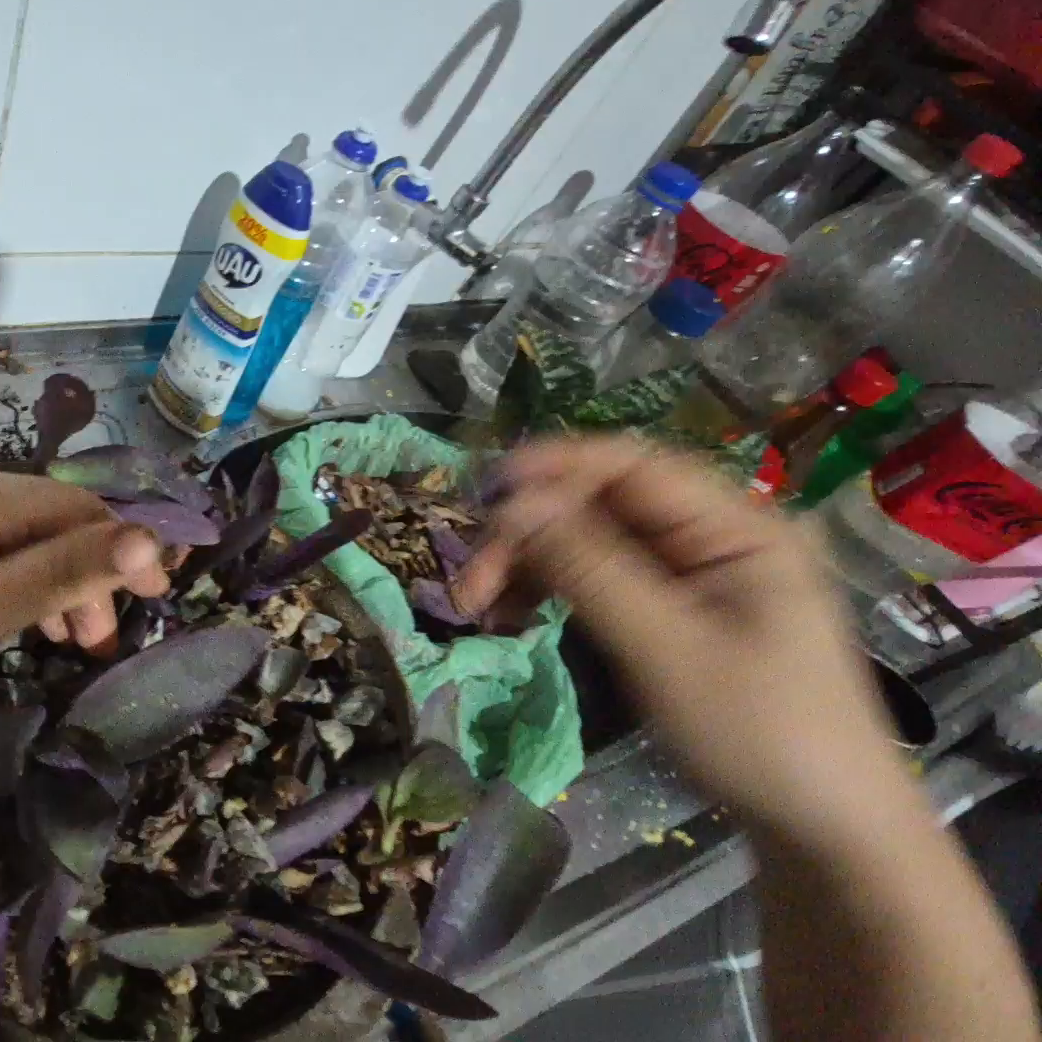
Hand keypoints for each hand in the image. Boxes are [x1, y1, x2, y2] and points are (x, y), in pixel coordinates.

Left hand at [0, 456, 169, 734]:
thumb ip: (58, 576)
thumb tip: (147, 539)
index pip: (80, 504)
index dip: (127, 547)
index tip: (157, 603)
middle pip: (42, 517)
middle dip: (82, 575)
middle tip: (90, 647)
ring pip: (4, 532)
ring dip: (39, 581)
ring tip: (51, 643)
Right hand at [453, 438, 902, 826]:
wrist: (822, 827)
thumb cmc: (759, 734)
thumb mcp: (665, 648)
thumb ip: (588, 568)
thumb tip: (514, 505)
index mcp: (736, 528)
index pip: (630, 465)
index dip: (552, 468)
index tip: (483, 495)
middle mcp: (709, 536)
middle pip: (594, 505)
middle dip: (524, 535)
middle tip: (470, 585)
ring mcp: (686, 572)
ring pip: (581, 540)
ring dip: (524, 565)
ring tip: (477, 608)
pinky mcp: (664, 606)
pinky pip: (589, 576)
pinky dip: (544, 591)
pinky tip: (510, 618)